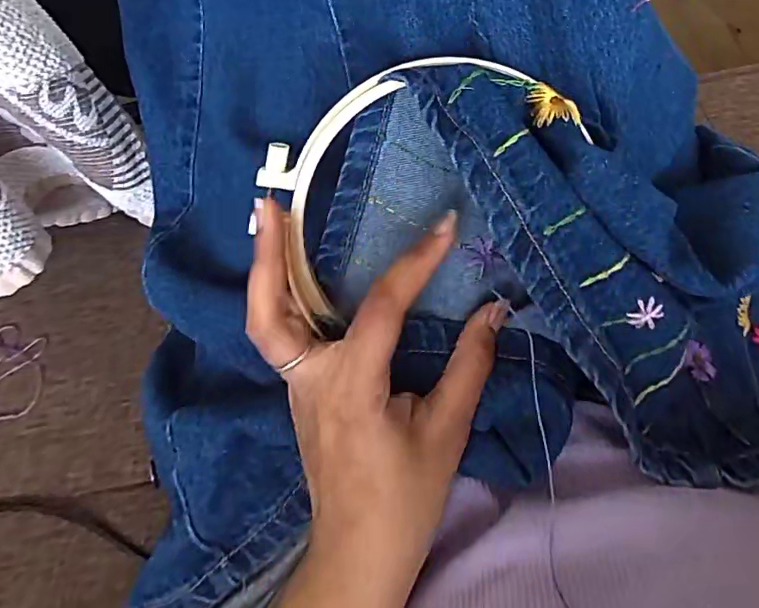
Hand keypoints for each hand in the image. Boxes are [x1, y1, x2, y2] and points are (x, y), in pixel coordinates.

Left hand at [246, 197, 506, 607]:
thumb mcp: (446, 432)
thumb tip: (493, 308)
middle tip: (270, 203)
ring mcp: (298, 385)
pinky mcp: (301, 389)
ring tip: (271, 220)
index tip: (444, 227)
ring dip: (265, 269)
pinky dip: (279, 294)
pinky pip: (281, 334)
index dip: (415, 263)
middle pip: (271, 315)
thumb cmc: (404, 498)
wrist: (358, 555)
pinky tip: (292, 268)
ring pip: (265, 322)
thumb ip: (469, 364)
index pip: (381, 309)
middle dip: (269, 256)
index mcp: (351, 388)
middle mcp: (312, 379)